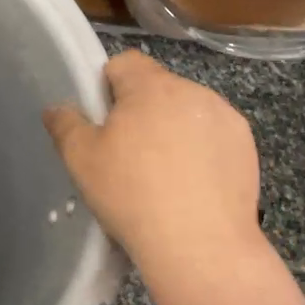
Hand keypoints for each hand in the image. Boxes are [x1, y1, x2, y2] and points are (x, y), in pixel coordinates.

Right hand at [43, 50, 261, 272]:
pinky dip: (197, 151)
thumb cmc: (130, 192)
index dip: (105, 85)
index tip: (98, 120)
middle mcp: (195, 93)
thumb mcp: (79, 158)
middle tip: (121, 153)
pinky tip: (186, 185)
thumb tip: (57, 108)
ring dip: (168, 130)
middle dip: (138, 110)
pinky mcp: (247, 149)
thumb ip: (64, 124)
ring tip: (156, 173)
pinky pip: (211, 137)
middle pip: (156, 87)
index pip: (124, 62)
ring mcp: (226, 120)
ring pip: (185, 112)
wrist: (199, 243)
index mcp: (152, 87)